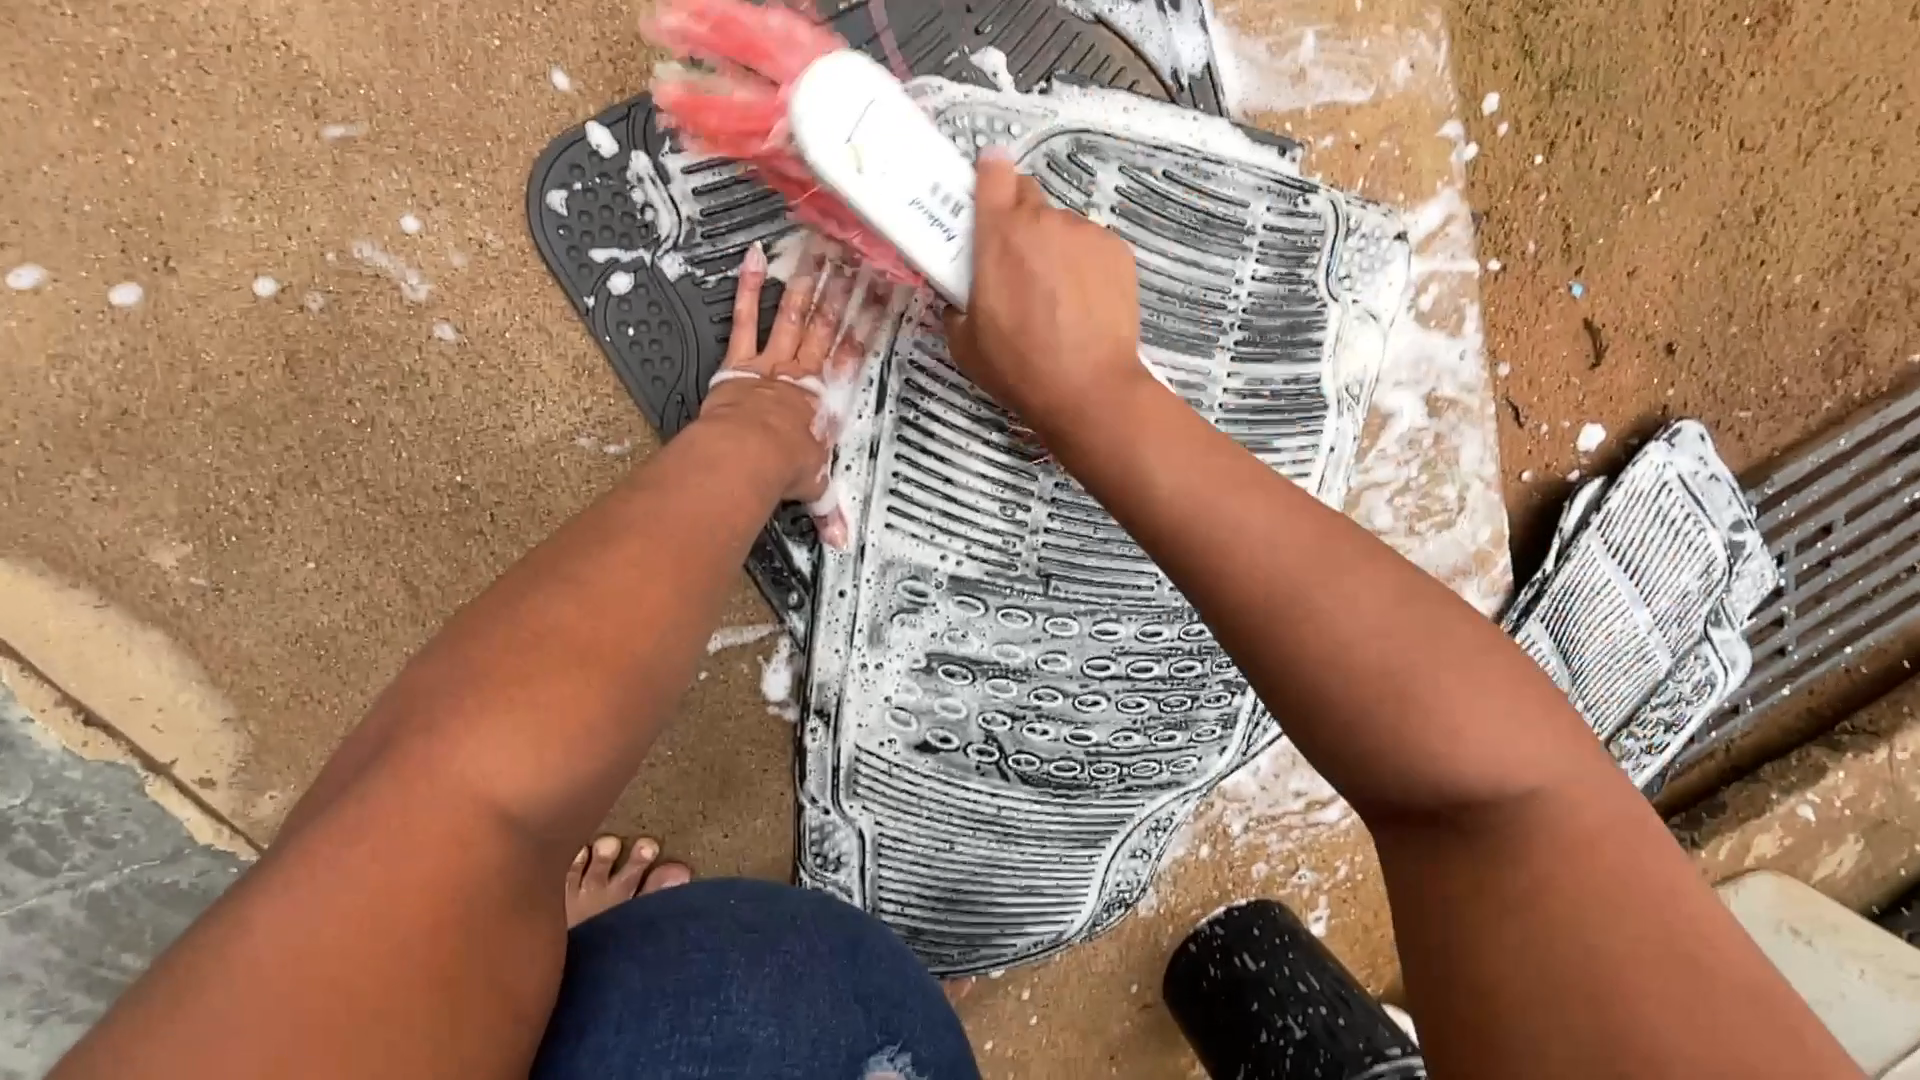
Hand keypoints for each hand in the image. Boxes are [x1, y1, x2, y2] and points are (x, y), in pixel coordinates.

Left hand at [697, 235, 891, 547]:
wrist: (749, 456)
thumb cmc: (785, 469)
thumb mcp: (815, 490)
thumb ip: (830, 511)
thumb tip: (843, 544)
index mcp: (829, 400)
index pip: (857, 353)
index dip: (871, 322)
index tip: (885, 291)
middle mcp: (805, 374)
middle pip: (832, 324)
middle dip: (849, 289)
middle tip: (861, 254)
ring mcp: (774, 362)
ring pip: (796, 312)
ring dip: (809, 279)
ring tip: (823, 247)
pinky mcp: (742, 360)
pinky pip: (746, 319)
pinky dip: (748, 289)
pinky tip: (754, 257)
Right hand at [942, 150, 1151, 436]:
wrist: (1088, 389)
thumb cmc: (1019, 367)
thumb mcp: (965, 343)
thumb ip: (957, 306)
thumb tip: (959, 299)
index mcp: (999, 234)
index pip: (993, 171)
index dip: (990, 174)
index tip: (988, 187)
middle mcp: (1044, 221)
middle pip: (1029, 196)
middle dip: (1019, 218)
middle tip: (1017, 262)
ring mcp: (1086, 234)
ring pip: (1063, 226)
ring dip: (1055, 247)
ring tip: (1057, 296)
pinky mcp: (1118, 251)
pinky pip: (1093, 247)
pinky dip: (1086, 265)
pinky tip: (1084, 304)